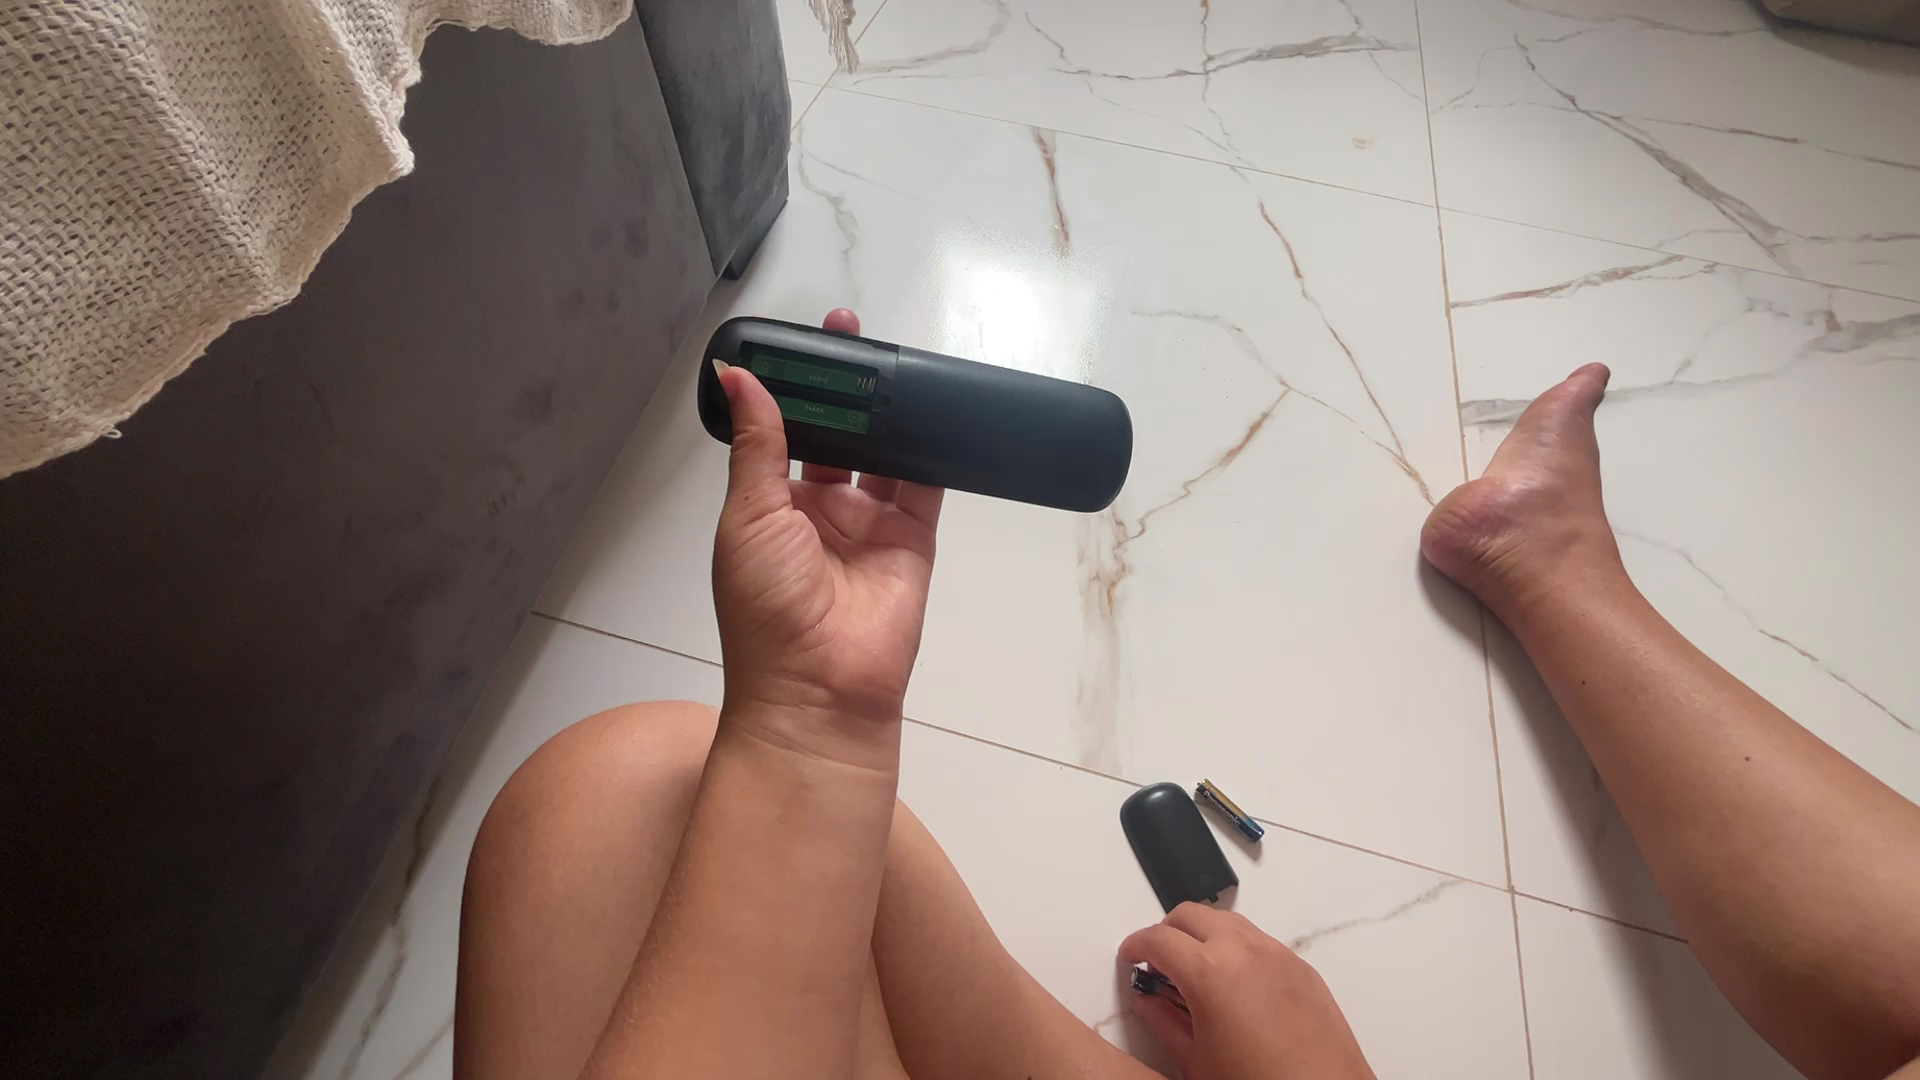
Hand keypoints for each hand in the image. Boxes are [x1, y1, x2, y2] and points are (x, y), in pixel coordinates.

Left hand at [711, 309, 943, 752]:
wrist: (821, 687)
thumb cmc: (767, 607)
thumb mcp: (749, 517)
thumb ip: (758, 445)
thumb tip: (739, 378)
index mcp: (773, 504)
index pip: (787, 430)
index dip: (798, 386)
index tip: (807, 342)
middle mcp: (822, 508)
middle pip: (840, 434)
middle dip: (847, 389)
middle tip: (856, 336)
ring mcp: (871, 522)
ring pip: (884, 453)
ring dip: (888, 412)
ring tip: (894, 361)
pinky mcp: (913, 537)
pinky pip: (925, 484)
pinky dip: (931, 449)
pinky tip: (934, 409)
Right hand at [1121, 903, 1377, 1079]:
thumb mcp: (1197, 1065)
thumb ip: (1164, 1023)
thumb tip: (1146, 999)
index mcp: (1208, 972)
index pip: (1158, 939)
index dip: (1136, 945)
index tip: (1129, 958)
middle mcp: (1241, 948)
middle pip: (1189, 914)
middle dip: (1167, 931)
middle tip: (1160, 962)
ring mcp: (1275, 952)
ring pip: (1224, 919)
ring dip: (1202, 933)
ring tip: (1198, 969)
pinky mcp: (1301, 966)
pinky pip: (1258, 938)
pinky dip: (1236, 946)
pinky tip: (1237, 983)